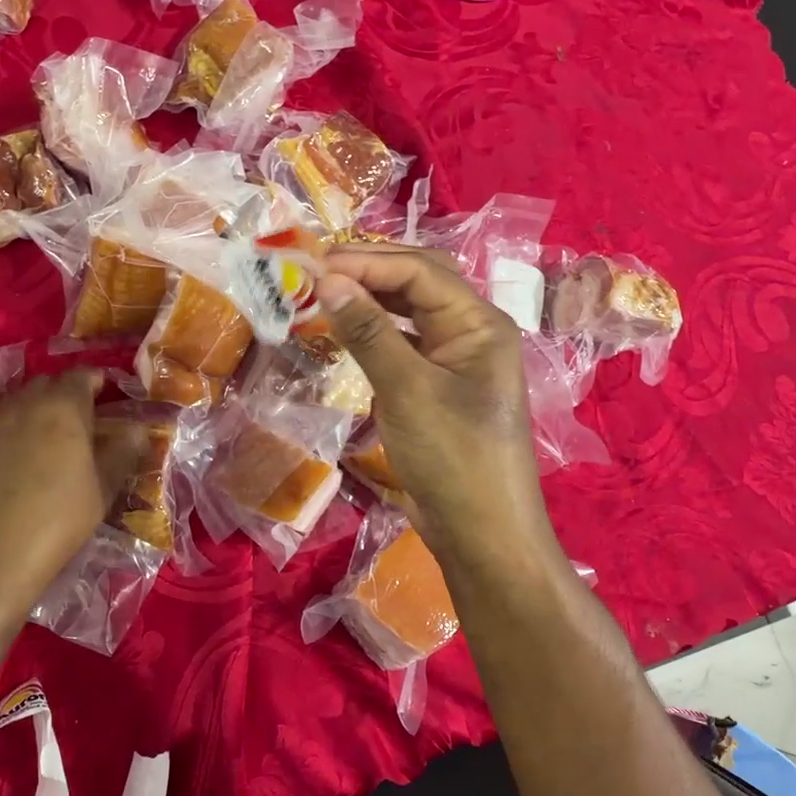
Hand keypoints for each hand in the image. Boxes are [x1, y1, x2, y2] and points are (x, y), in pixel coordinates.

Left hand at [0, 371, 143, 613]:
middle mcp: (28, 404)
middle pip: (50, 383)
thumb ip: (122, 452)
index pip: (83, 375)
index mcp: (64, 407)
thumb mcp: (103, 487)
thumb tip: (138, 430)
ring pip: (24, 400)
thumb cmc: (60, 517)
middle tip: (85, 415)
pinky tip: (28, 453)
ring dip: (41, 406)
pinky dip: (20, 426)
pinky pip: (5, 421)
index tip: (110, 394)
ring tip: (57, 432)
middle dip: (68, 391)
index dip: (98, 381)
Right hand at [319, 247, 556, 558]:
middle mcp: (471, 332)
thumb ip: (368, 331)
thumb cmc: (453, 456)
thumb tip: (328, 280)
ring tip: (323, 293)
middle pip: (418, 282)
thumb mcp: (406, 389)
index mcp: (478, 323)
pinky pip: (404, 344)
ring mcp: (455, 361)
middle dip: (369, 271)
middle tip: (315, 270)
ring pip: (409, 312)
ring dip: (369, 299)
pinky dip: (374, 332)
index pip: (419, 271)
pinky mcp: (437, 387)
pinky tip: (344, 332)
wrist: (482, 533)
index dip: (366, 262)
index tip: (313, 264)